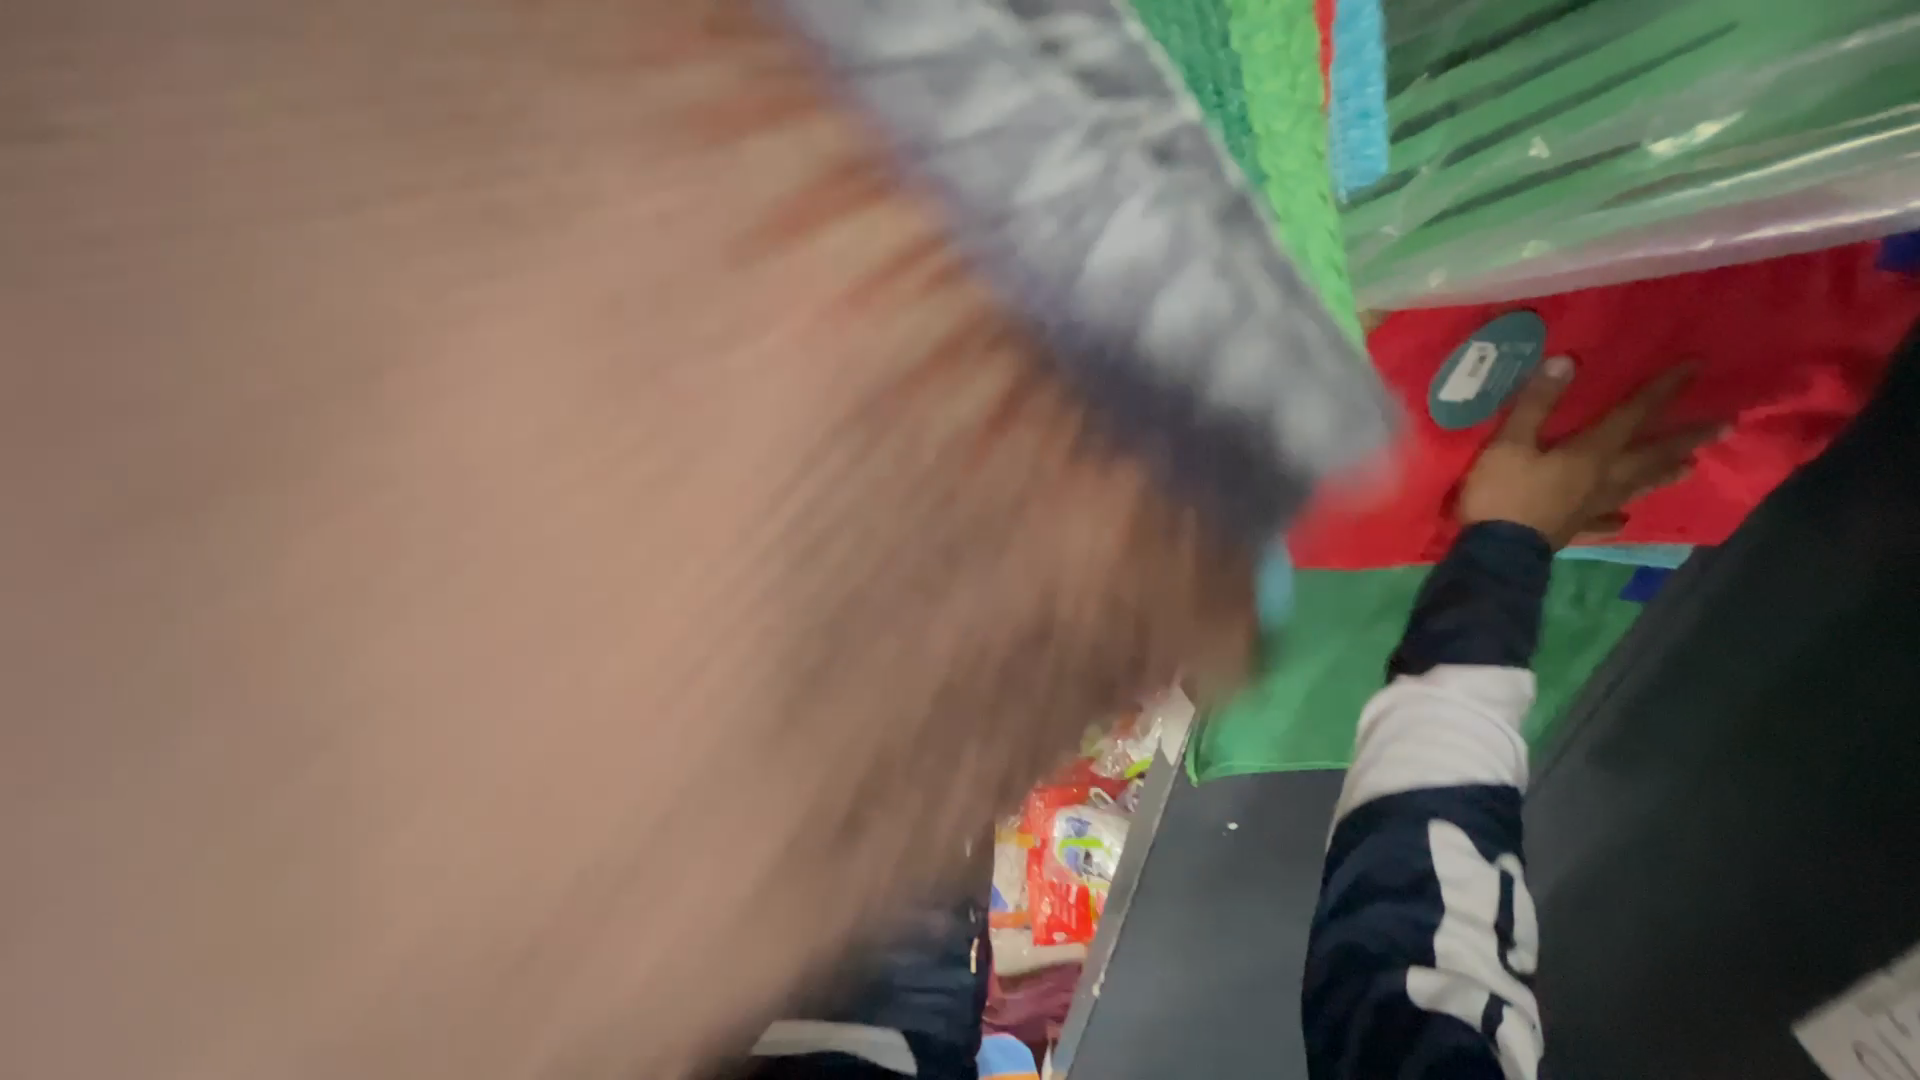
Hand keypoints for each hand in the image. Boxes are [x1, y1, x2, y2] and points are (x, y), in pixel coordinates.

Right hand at [1457, 356, 1722, 548]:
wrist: (1494, 552)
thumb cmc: (1501, 493)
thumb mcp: (1509, 443)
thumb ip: (1536, 404)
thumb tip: (1566, 361)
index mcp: (1593, 452)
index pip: (1635, 414)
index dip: (1664, 388)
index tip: (1697, 366)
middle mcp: (1606, 477)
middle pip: (1654, 453)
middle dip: (1688, 436)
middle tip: (1725, 425)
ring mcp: (1594, 506)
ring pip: (1639, 486)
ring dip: (1666, 474)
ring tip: (1690, 466)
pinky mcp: (1577, 528)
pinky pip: (1605, 522)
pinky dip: (1617, 518)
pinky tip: (1622, 518)